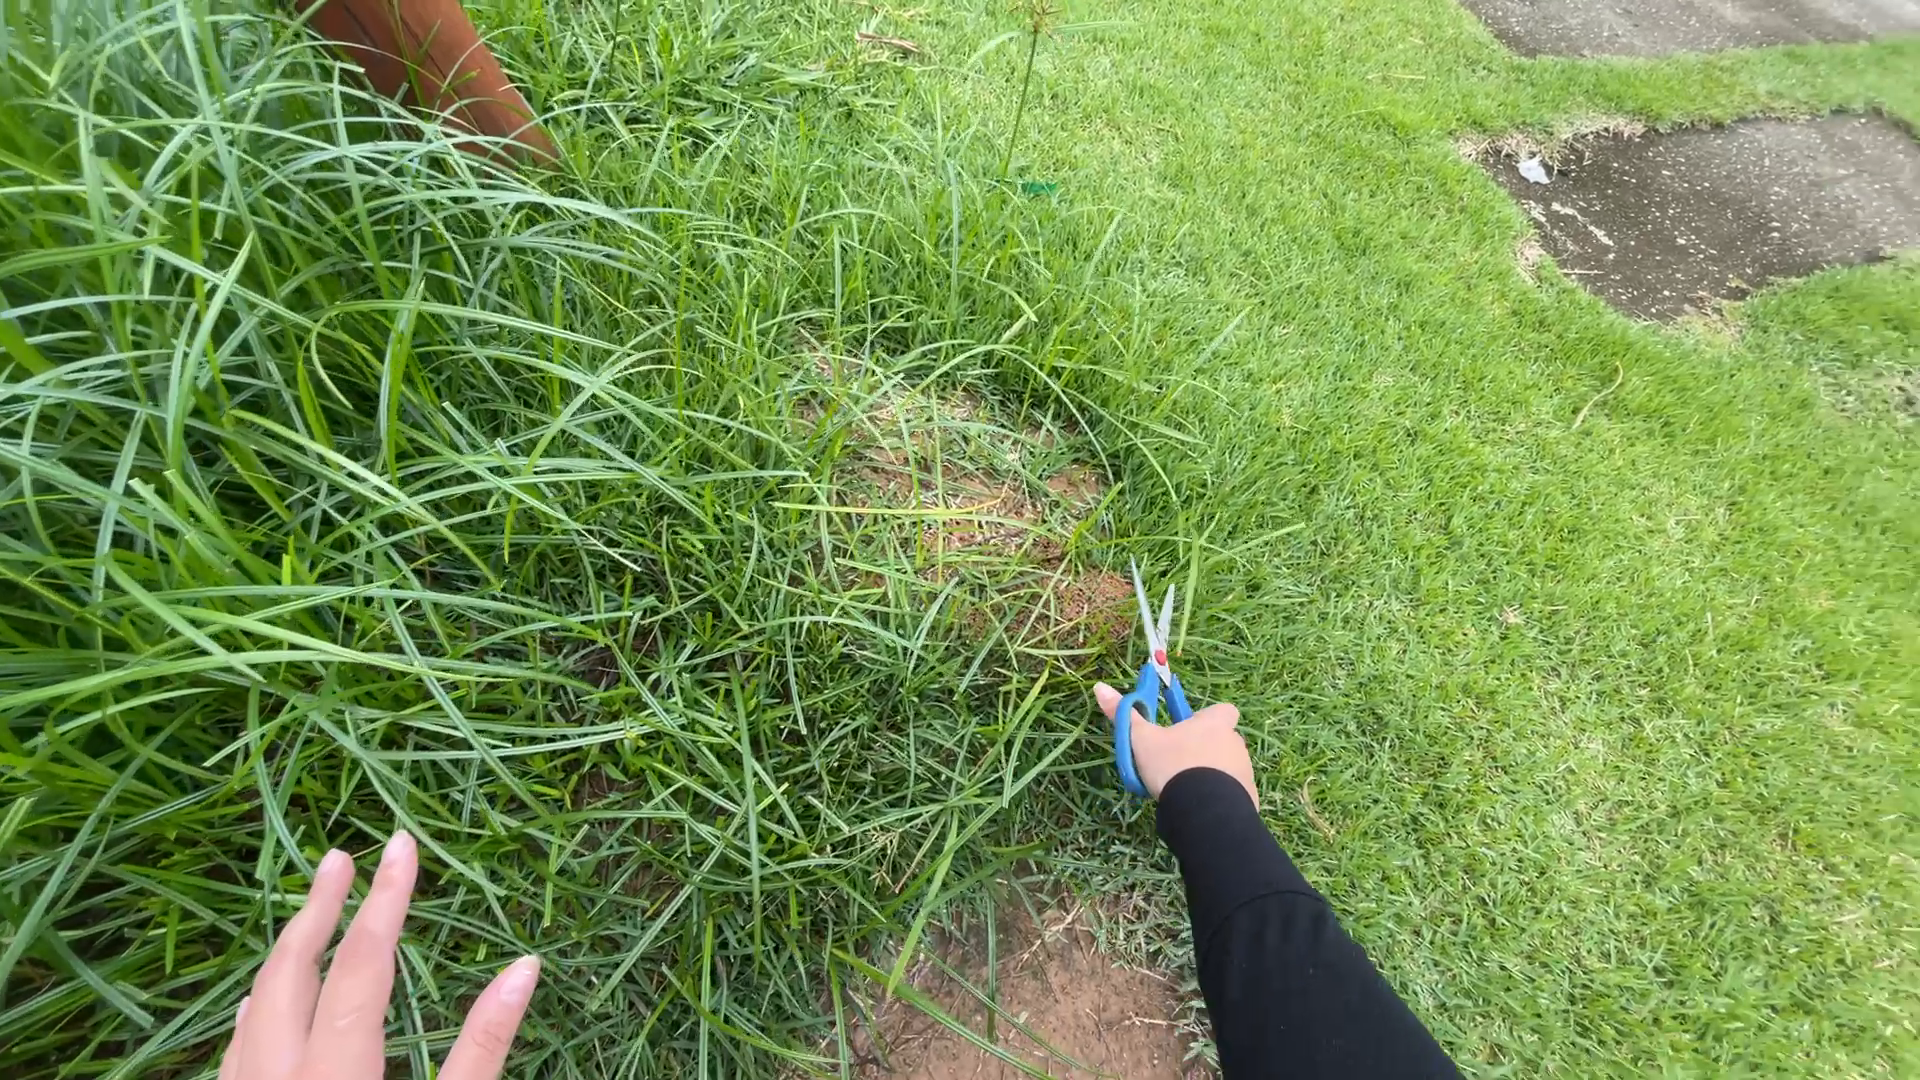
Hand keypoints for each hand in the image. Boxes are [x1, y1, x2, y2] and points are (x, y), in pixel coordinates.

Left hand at [219, 831, 540, 1079]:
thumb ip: (482, 1049)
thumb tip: (526, 963)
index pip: (361, 968)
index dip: (386, 900)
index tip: (403, 846)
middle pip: (284, 981)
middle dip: (315, 910)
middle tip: (345, 855)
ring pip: (245, 1018)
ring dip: (283, 954)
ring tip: (312, 909)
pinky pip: (234, 1056)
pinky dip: (261, 1008)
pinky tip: (274, 1003)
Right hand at [1095, 682, 1256, 803]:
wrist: (1203, 810)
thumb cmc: (1172, 765)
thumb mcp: (1142, 739)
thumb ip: (1123, 714)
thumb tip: (1099, 686)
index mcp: (1214, 724)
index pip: (1224, 711)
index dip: (1209, 718)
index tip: (1191, 728)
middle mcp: (1234, 743)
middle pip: (1224, 740)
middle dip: (1206, 748)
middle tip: (1180, 761)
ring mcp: (1244, 772)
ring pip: (1229, 767)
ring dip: (1213, 773)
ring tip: (1185, 788)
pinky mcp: (1248, 799)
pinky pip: (1234, 794)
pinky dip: (1219, 797)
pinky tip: (1198, 807)